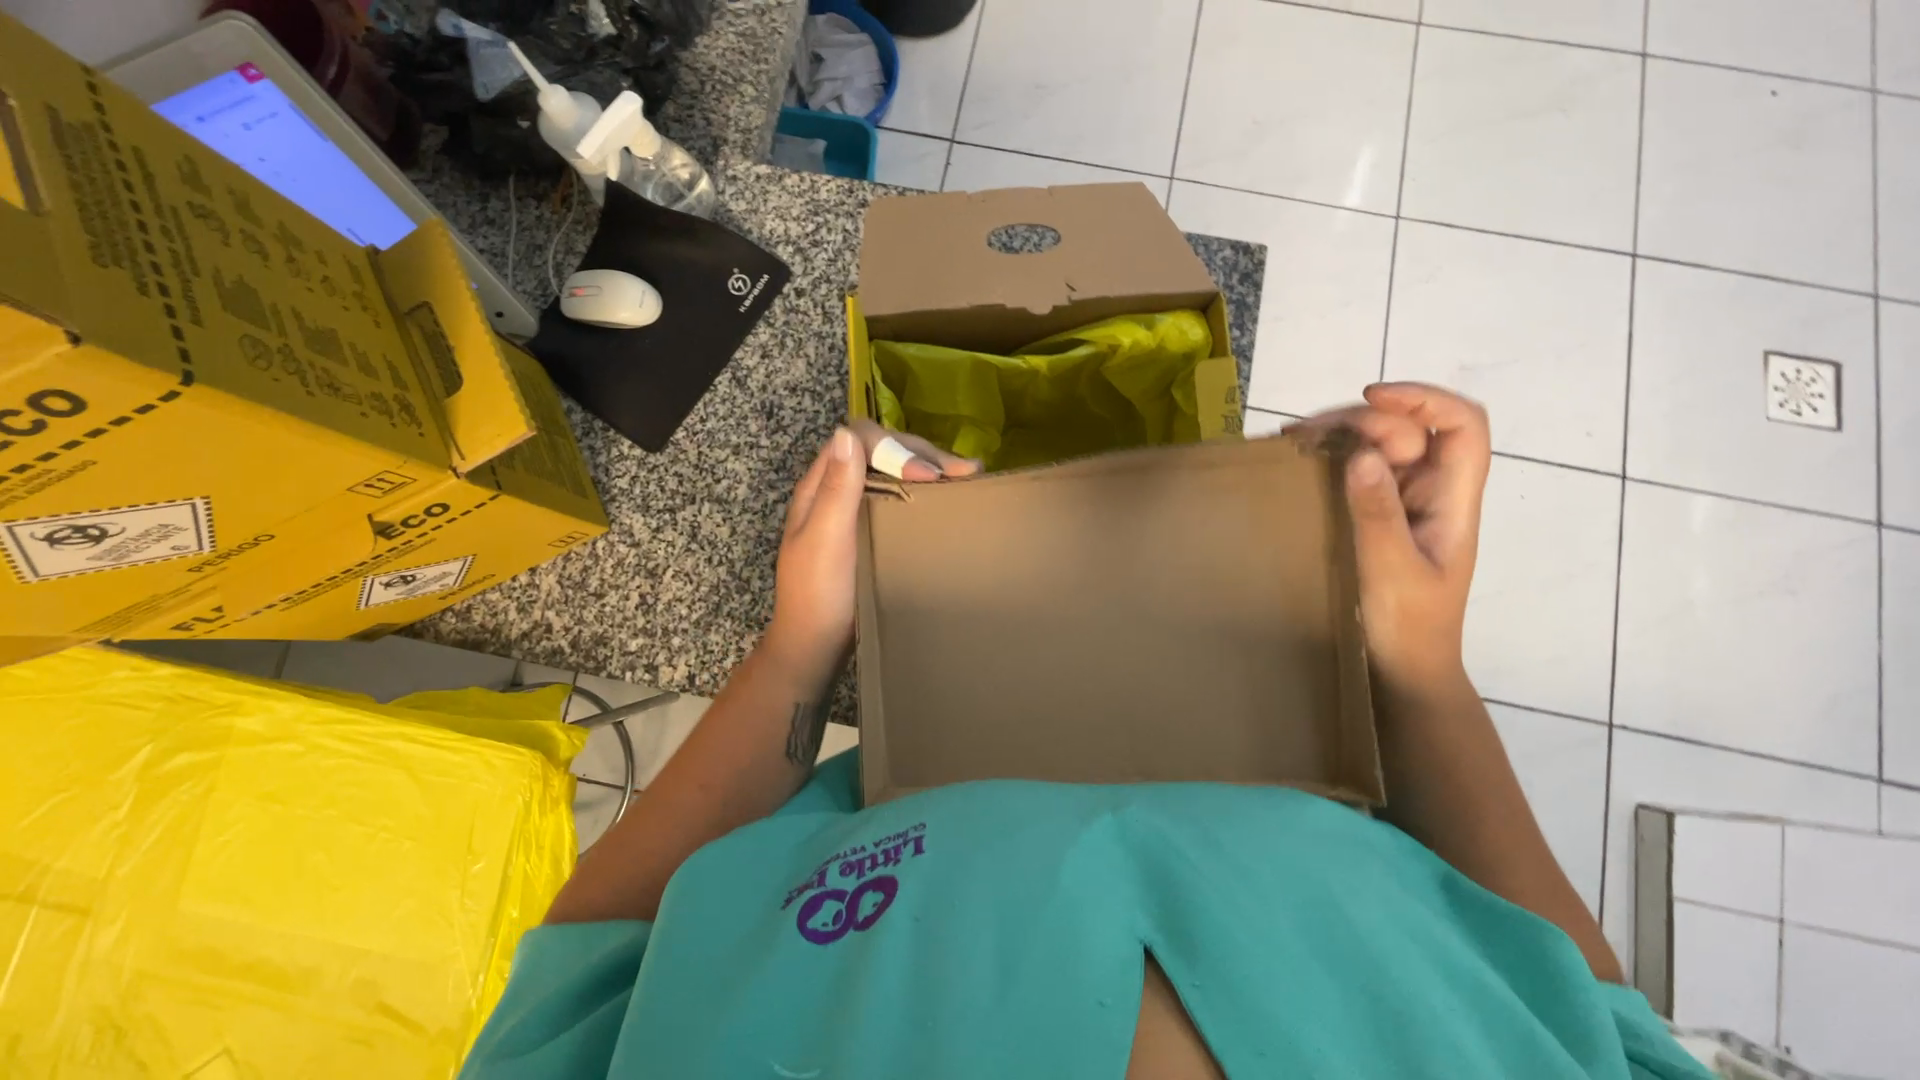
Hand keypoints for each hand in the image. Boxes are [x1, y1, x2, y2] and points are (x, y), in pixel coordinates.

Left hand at [764, 424, 980, 683]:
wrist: (814, 646)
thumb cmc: (818, 595)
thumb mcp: (825, 540)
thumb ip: (836, 489)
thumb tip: (847, 432)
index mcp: (819, 487)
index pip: (860, 440)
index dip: (896, 448)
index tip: (929, 475)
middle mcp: (836, 491)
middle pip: (880, 452)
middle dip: (922, 454)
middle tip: (965, 471)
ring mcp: (854, 512)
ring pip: (893, 473)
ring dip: (930, 469)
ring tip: (969, 477)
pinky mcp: (871, 532)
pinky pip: (899, 498)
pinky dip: (926, 492)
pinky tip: (951, 498)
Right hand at [1285, 383, 1490, 699]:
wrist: (1401, 670)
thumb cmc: (1408, 626)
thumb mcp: (1391, 571)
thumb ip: (1378, 513)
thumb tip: (1362, 453)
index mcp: (1454, 500)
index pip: (1462, 426)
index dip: (1424, 399)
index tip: (1372, 398)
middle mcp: (1432, 491)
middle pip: (1412, 428)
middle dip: (1365, 419)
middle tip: (1311, 436)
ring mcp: (1403, 502)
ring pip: (1380, 445)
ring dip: (1342, 433)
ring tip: (1295, 440)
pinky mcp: (1376, 515)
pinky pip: (1358, 471)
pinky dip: (1330, 457)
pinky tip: (1297, 458)